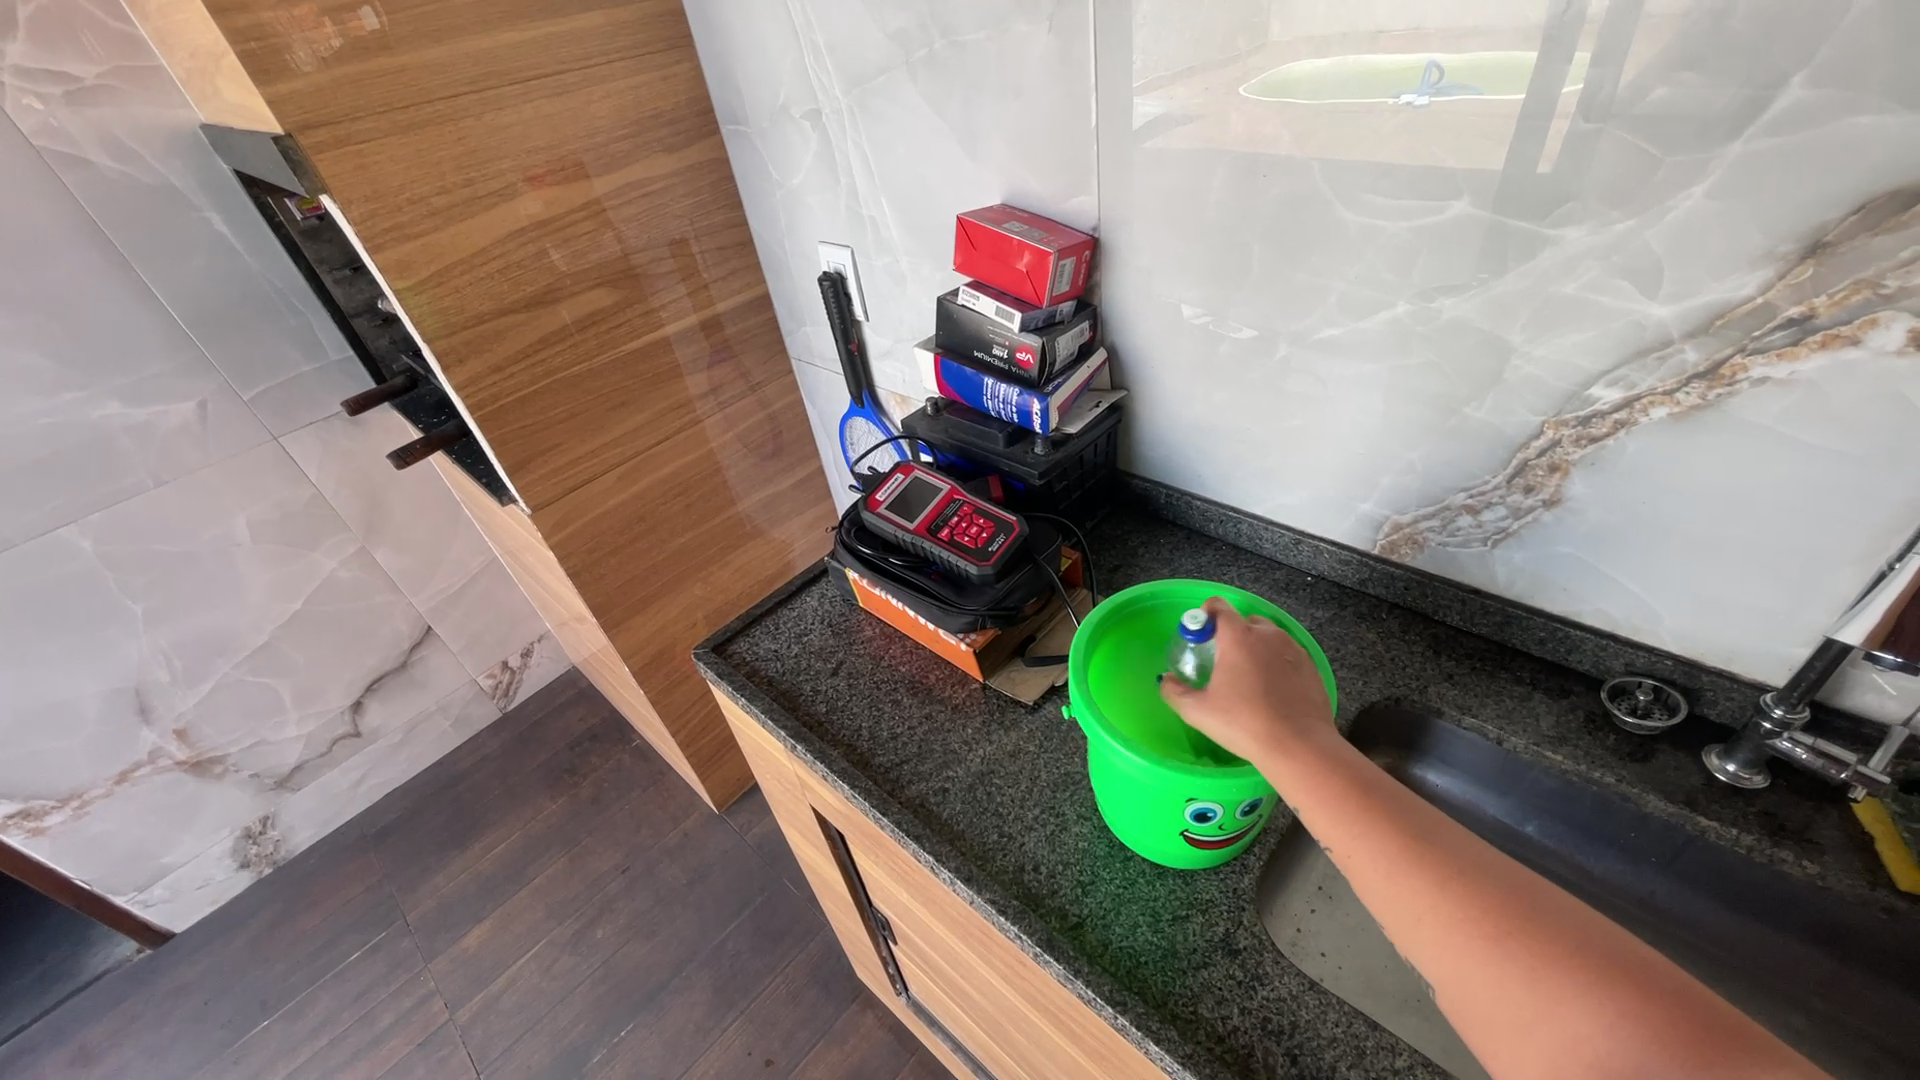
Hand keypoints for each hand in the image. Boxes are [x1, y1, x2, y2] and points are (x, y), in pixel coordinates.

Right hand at [1159, 597, 1334, 762]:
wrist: (1299, 746)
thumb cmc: (1244, 723)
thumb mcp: (1197, 711)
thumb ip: (1174, 690)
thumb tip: (1166, 679)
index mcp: (1238, 637)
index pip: (1219, 607)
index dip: (1205, 615)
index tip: (1199, 636)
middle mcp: (1267, 634)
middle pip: (1244, 620)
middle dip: (1230, 634)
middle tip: (1221, 662)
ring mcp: (1293, 649)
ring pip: (1268, 636)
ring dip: (1255, 647)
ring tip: (1248, 676)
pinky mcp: (1311, 666)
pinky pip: (1287, 654)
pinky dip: (1276, 662)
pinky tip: (1272, 689)